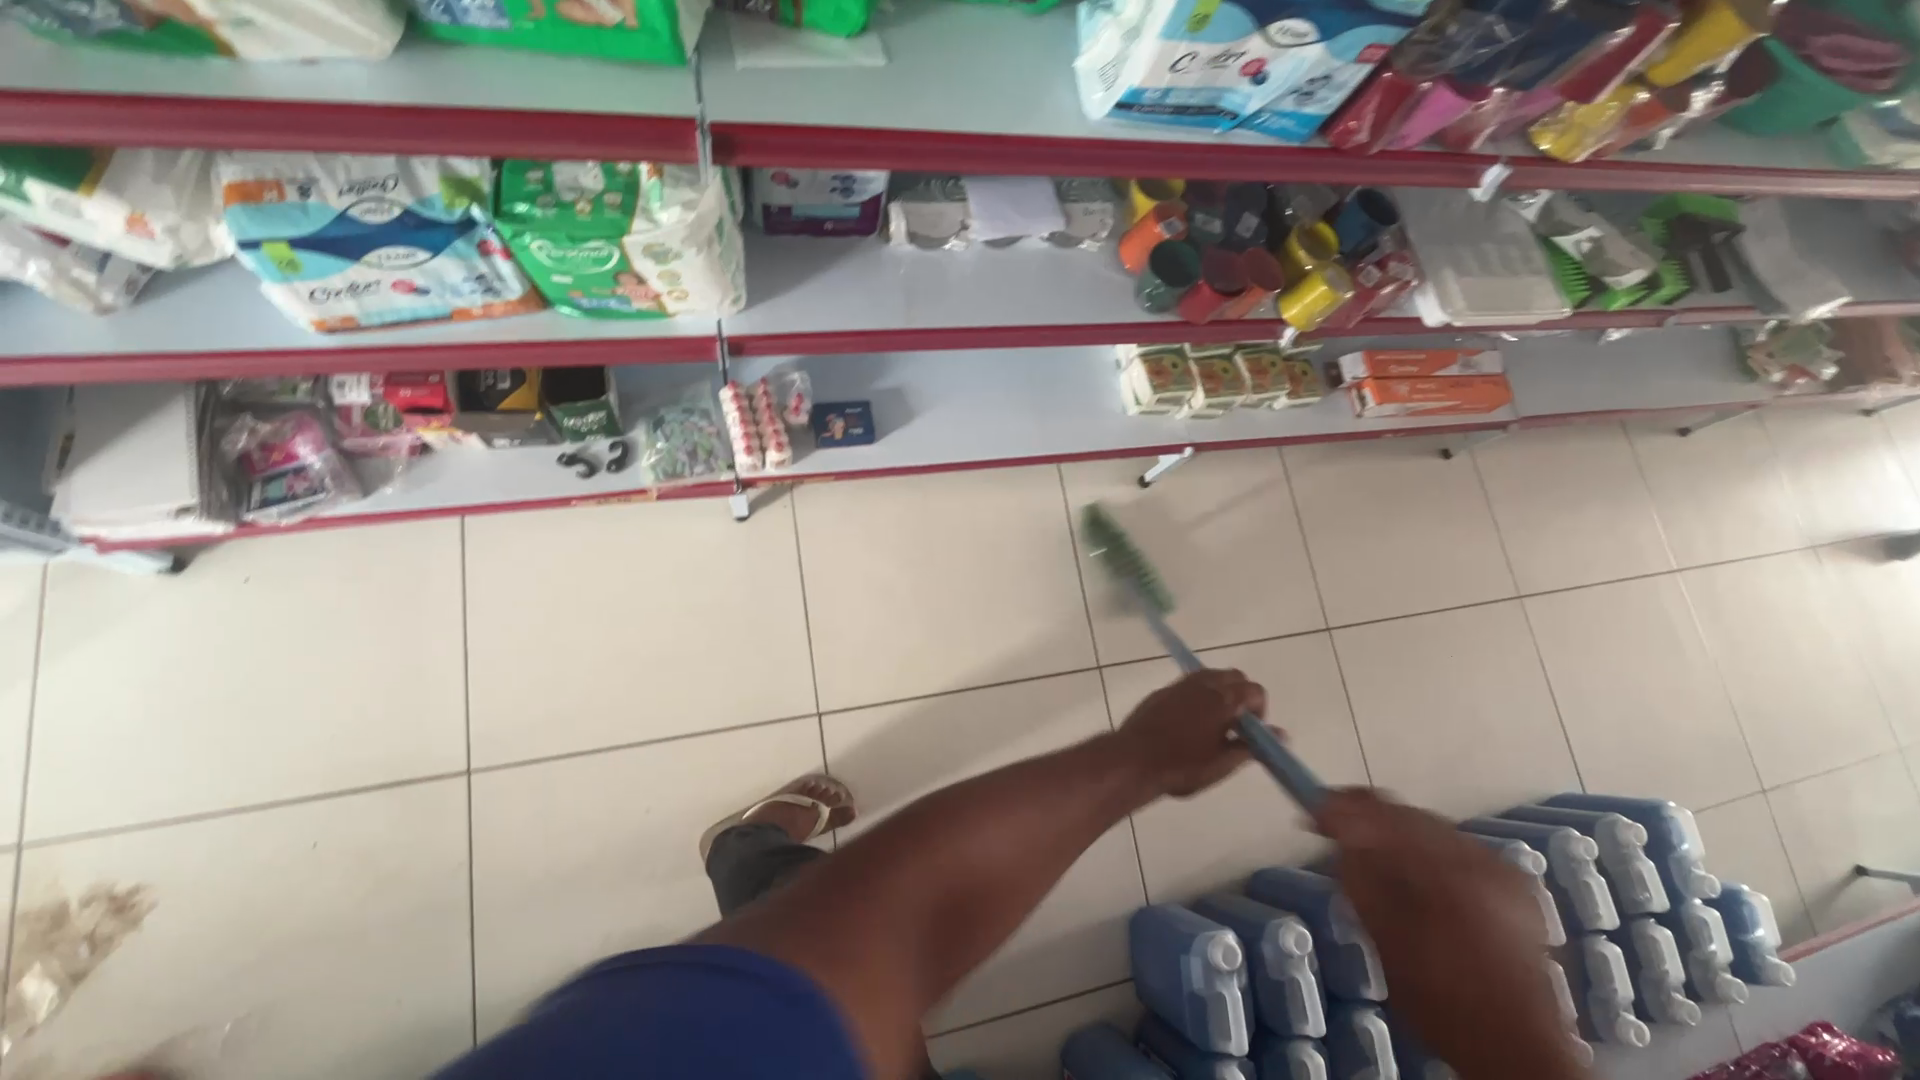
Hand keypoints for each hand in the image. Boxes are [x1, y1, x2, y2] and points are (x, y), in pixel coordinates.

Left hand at [1112, 669, 1273, 799]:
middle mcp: (1202, 684)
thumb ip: (1253, 747)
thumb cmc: (1182, 767)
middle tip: (1235, 726)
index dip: (1259, 710)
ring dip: (1219, 693)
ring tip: (1213, 725)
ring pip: (1209, 677)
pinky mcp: (1160, 693)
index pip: (1254, 690)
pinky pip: (1188, 686)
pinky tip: (1188, 724)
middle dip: (1241, 696)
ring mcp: (1179, 686)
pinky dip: (1198, 696)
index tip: (1250, 734)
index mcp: (1222, 699)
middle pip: (1233, 677)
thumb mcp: (1223, 764)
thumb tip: (1281, 735)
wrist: (1132, 761)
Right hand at [1315, 789, 1588, 1079]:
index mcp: (1442, 874)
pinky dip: (1428, 849)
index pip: (1380, 817)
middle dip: (1369, 818)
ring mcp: (1500, 870)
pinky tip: (1415, 872)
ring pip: (1432, 828)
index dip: (1341, 807)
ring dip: (1397, 832)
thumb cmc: (1440, 1003)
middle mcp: (1476, 860)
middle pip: (1408, 816)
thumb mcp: (1385, 941)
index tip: (1313, 812)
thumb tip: (1340, 838)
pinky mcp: (1514, 884)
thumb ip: (1362, 880)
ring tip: (1371, 851)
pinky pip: (1457, 847)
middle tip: (1334, 829)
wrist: (1517, 1047)